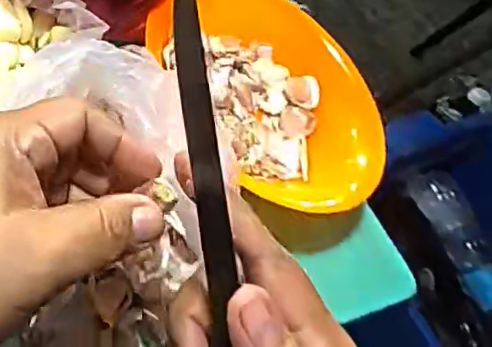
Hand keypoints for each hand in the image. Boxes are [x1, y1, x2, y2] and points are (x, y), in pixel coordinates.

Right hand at [167, 155, 353, 346]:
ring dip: (191, 332)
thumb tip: (243, 293)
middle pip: (219, 280)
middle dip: (192, 306)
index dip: (222, 203)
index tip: (185, 163)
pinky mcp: (245, 344)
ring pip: (209, 315)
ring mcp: (265, 337)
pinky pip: (212, 336)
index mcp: (305, 319)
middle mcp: (282, 323)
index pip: (259, 246)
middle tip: (190, 346)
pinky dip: (197, 340)